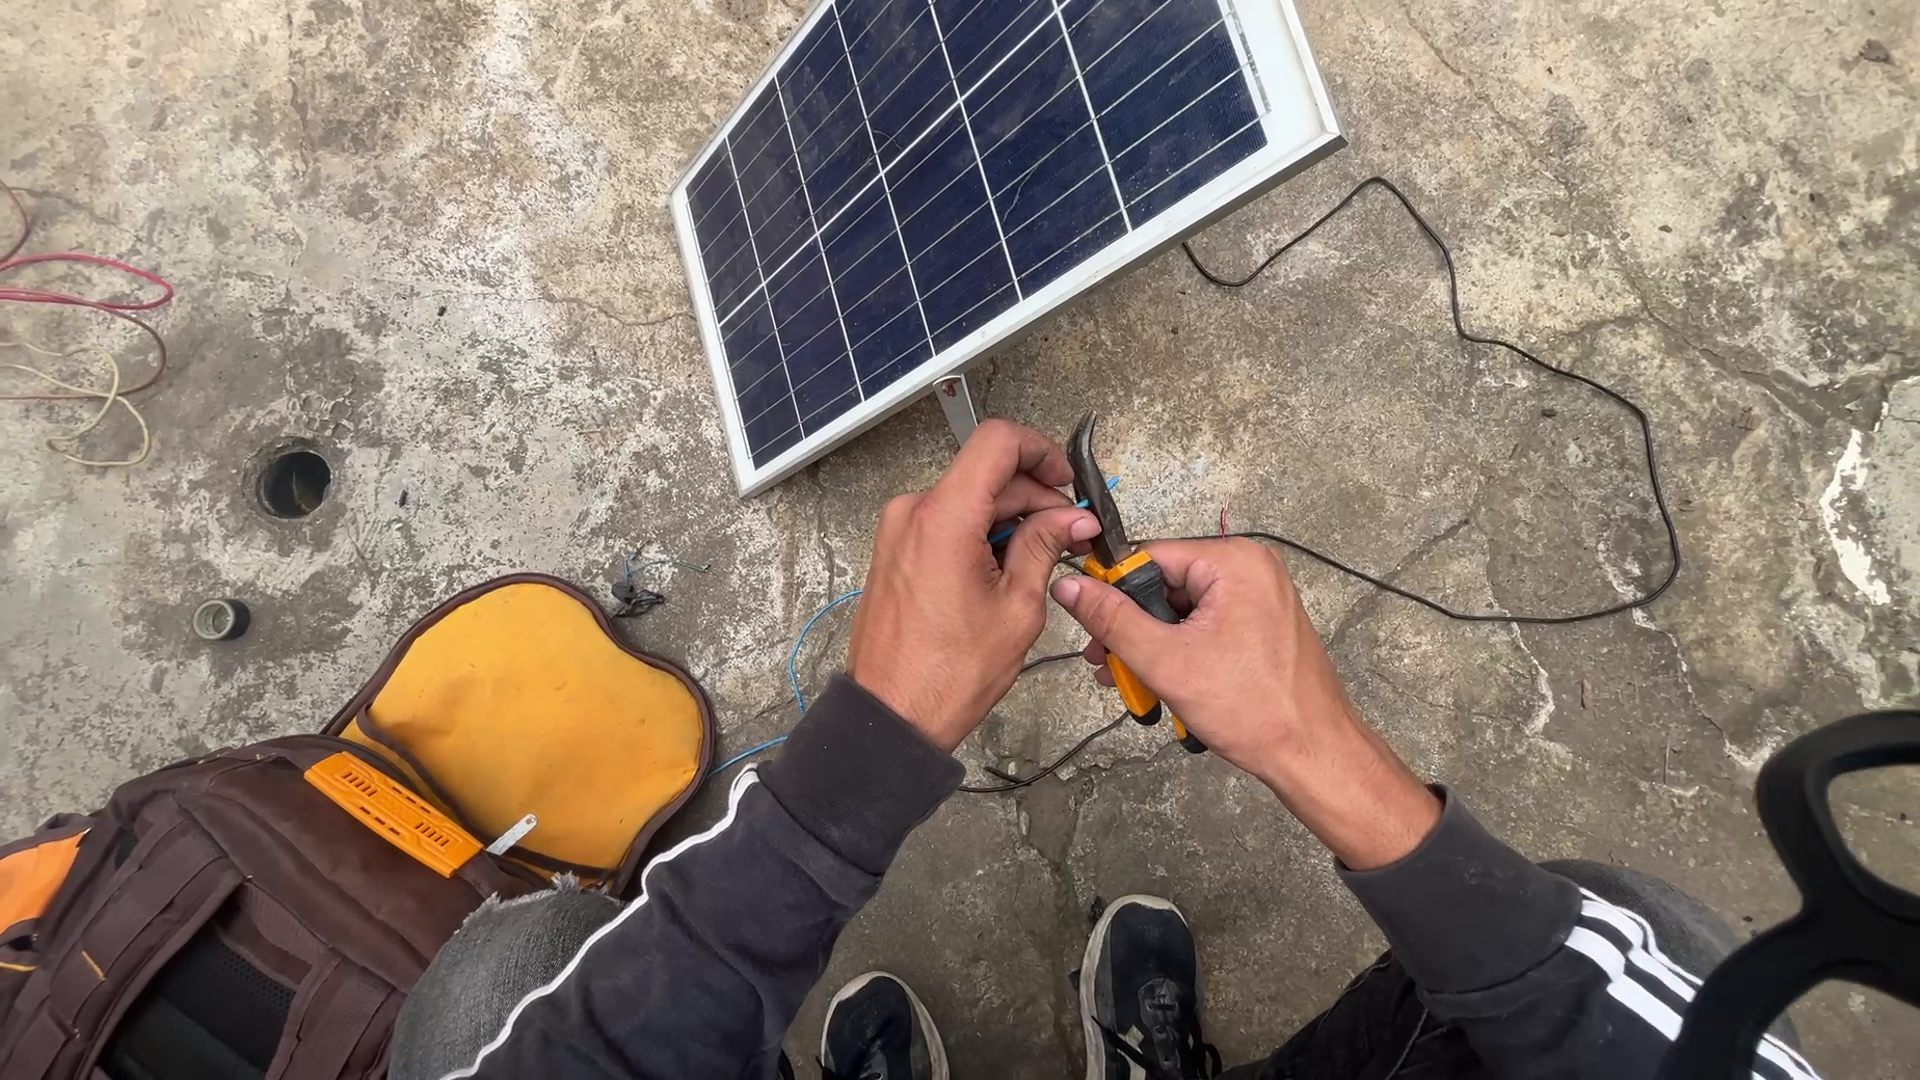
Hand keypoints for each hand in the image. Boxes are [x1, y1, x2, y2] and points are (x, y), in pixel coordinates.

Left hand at [847, 420, 1100, 751]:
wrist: (891, 714)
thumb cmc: (948, 674)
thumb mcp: (1016, 608)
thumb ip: (1044, 547)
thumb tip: (1071, 517)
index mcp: (943, 517)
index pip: (997, 441)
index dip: (1040, 451)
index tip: (1064, 480)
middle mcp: (913, 512)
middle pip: (986, 474)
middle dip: (1033, 496)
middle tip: (1070, 530)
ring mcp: (898, 530)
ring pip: (967, 498)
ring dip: (1008, 516)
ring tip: (1041, 556)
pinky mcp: (894, 549)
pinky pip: (945, 521)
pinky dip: (979, 531)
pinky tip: (1004, 565)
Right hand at [1049, 539, 1439, 868]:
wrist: (1315, 757)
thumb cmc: (1252, 708)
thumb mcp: (1165, 660)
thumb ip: (1111, 619)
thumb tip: (1068, 585)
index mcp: (1232, 562)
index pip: (1149, 558)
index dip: (1113, 592)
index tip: (1092, 628)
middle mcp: (1249, 568)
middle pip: (1163, 584)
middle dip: (1130, 626)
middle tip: (1105, 660)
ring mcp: (1258, 596)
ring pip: (1180, 609)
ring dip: (1149, 643)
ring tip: (1125, 678)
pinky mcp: (1259, 623)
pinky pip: (1203, 624)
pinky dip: (1178, 649)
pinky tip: (1158, 680)